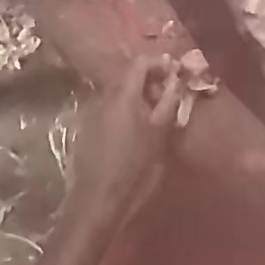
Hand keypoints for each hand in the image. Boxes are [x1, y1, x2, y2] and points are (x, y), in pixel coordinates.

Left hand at [67, 56, 181, 219]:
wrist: (98, 202)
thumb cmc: (135, 168)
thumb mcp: (159, 134)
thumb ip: (168, 102)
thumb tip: (176, 79)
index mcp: (123, 95)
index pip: (140, 62)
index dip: (160, 63)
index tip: (177, 74)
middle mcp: (104, 97)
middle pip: (128, 76)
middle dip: (151, 81)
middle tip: (171, 97)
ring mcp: (92, 113)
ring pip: (119, 93)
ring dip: (140, 97)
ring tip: (157, 116)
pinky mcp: (87, 129)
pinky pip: (111, 108)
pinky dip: (127, 110)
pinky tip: (138, 131)